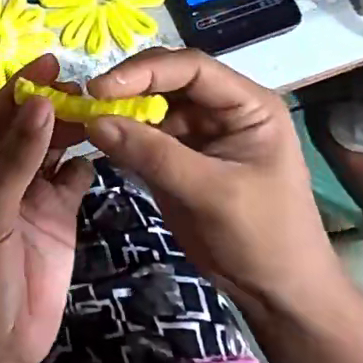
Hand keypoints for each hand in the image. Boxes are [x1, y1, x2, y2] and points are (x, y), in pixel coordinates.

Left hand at [0, 55, 94, 362]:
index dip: (20, 88)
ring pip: (54, 149)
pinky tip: (107, 147)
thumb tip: (40, 100)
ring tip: (102, 109)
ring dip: (74, 129)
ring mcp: (30, 195)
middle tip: (88, 87)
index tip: (51, 60)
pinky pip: (74, 179)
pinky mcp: (58, 216)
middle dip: (53, 106)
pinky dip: (87, 163)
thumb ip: (17, 158)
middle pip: (28, 128)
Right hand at [85, 48, 338, 305]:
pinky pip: (145, 137)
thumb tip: (94, 122)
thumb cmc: (262, 237)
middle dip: (129, 87)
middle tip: (87, 102)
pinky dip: (122, 137)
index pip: (192, 69)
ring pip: (152, 107)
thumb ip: (154, 154)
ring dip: (121, 111)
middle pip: (168, 81)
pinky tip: (99, 140)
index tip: (100, 88)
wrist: (277, 293)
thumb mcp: (212, 192)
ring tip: (86, 120)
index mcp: (248, 104)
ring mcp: (199, 134)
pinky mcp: (180, 159)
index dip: (145, 71)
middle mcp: (223, 109)